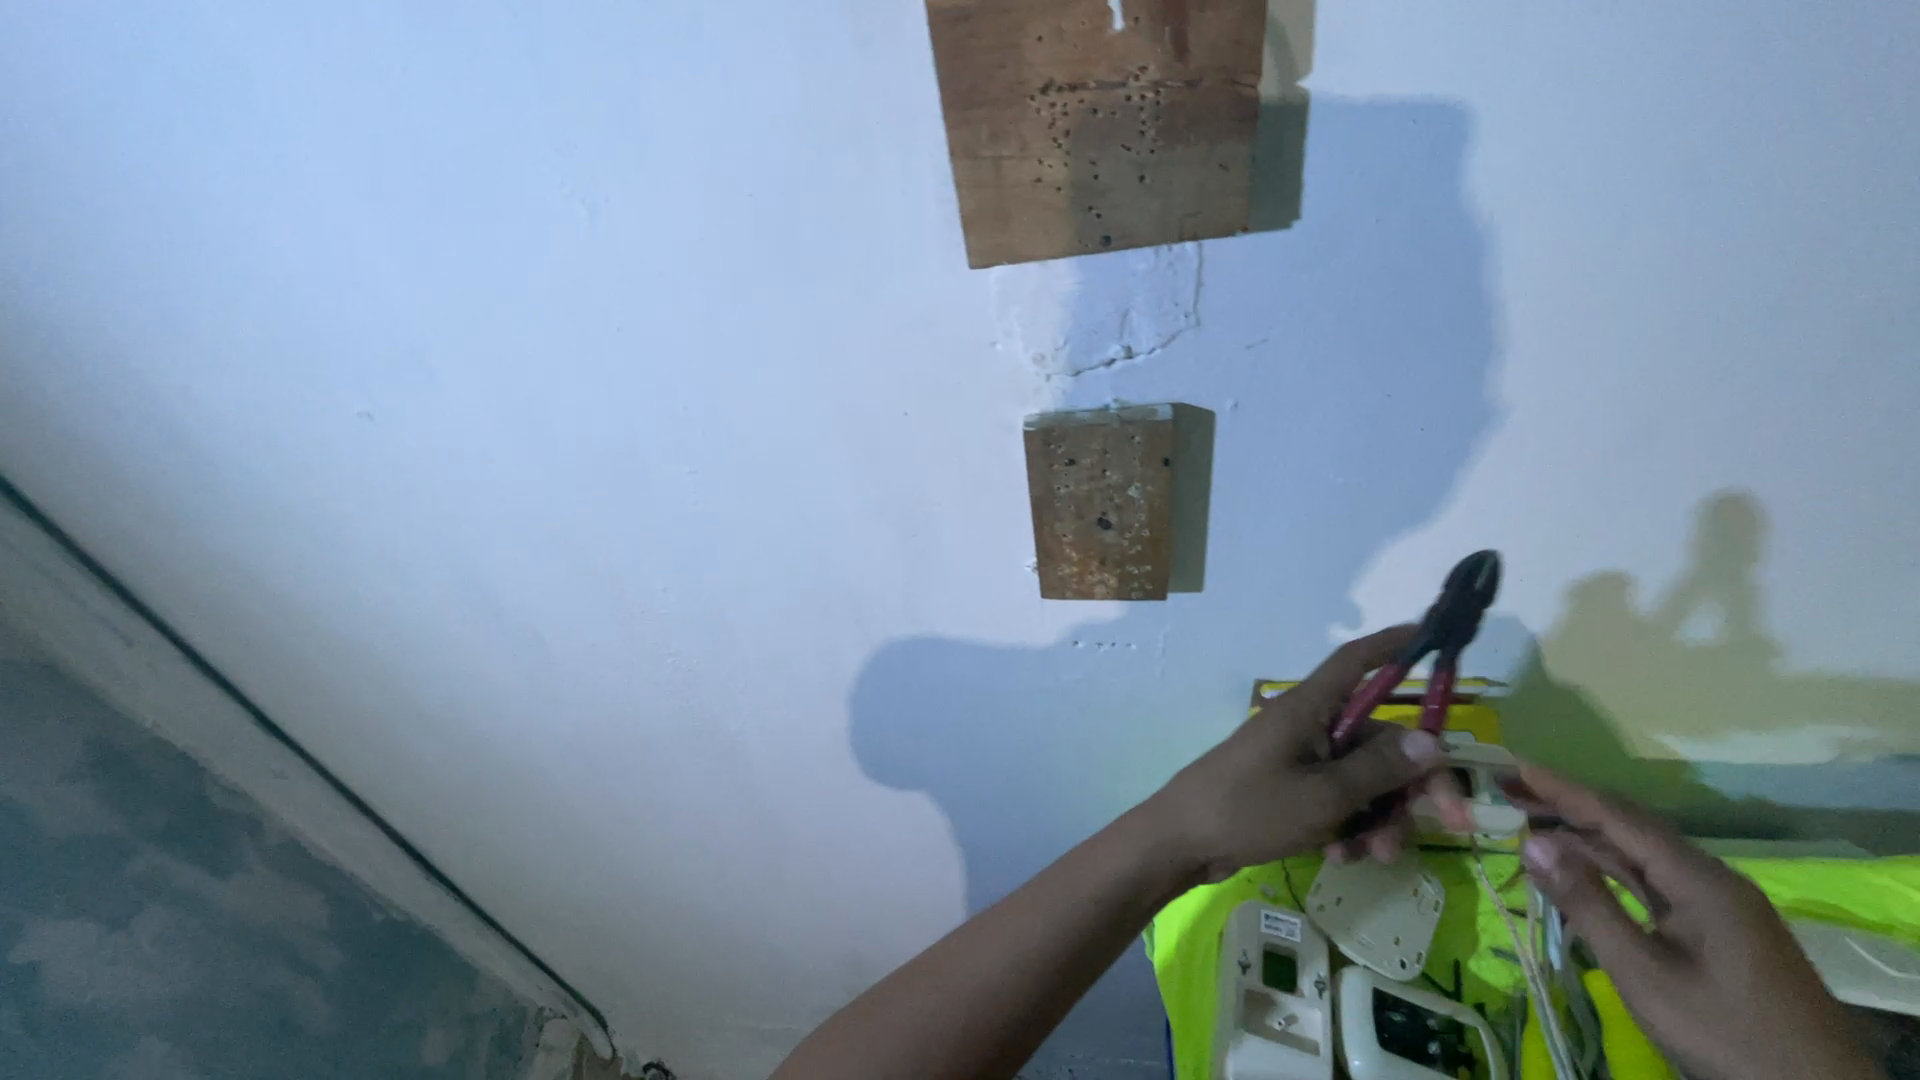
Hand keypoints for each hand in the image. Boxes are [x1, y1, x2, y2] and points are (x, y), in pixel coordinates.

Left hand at [1143, 626, 1450, 883]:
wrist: (1184, 842)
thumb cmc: (1250, 808)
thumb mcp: (1324, 795)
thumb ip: (1379, 768)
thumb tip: (1432, 739)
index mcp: (1309, 709)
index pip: (1355, 662)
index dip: (1393, 646)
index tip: (1430, 637)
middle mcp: (1306, 727)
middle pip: (1379, 738)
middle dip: (1414, 783)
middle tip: (1449, 822)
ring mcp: (1297, 760)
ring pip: (1363, 779)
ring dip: (1380, 817)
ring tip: (1374, 855)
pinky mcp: (1289, 791)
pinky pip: (1337, 802)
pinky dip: (1347, 828)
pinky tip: (1338, 857)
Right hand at [1511, 765, 1884, 1079]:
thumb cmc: (1725, 1032)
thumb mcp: (1643, 973)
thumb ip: (1586, 903)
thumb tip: (1531, 843)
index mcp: (1700, 879)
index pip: (1618, 817)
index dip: (1562, 790)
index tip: (1513, 767)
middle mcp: (1711, 878)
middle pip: (1629, 827)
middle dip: (1568, 805)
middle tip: (1509, 791)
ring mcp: (1717, 904)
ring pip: (1639, 854)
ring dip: (1584, 836)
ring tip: (1528, 823)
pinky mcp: (1717, 927)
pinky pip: (1651, 880)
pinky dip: (1608, 867)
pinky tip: (1577, 868)